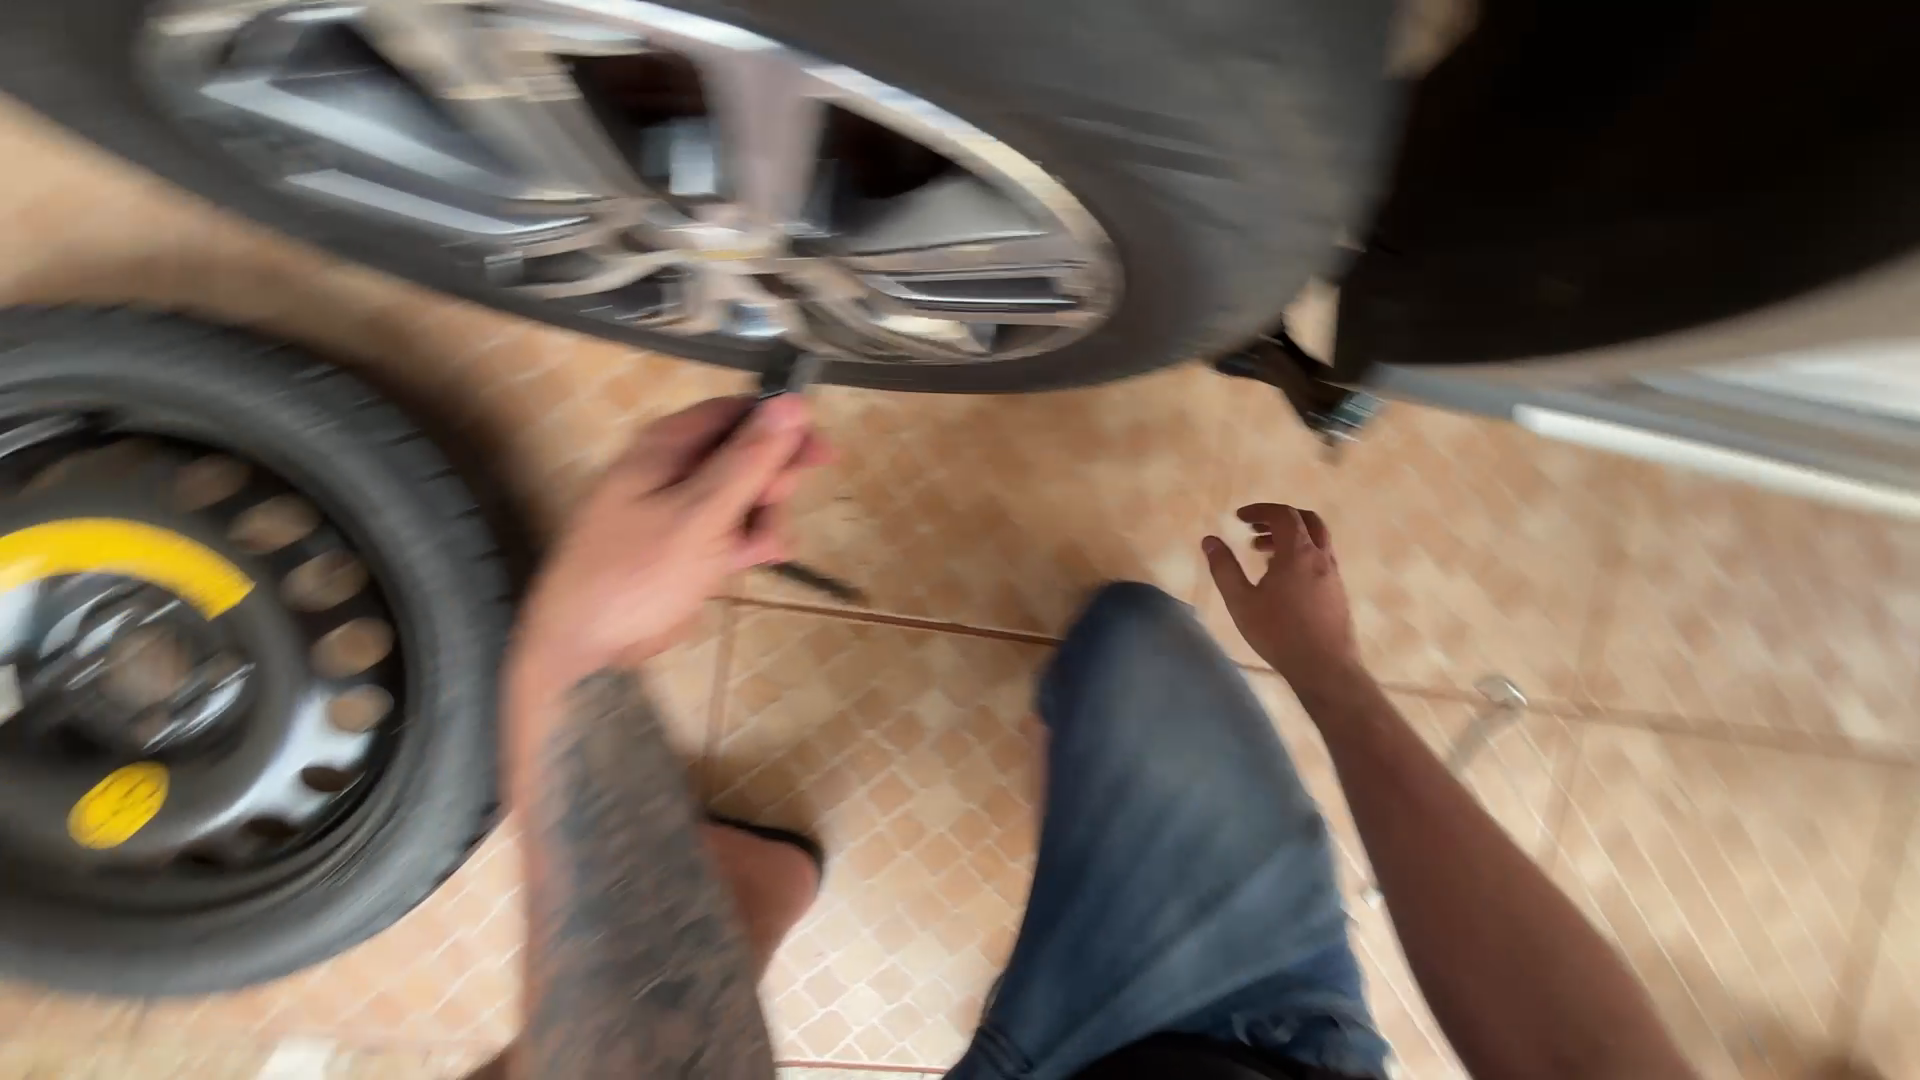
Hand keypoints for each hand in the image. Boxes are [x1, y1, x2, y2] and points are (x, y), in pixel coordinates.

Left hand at [516, 394, 829, 685]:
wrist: (587, 641)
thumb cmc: (637, 572)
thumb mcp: (701, 513)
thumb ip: (749, 460)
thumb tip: (793, 403)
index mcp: (670, 445)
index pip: (739, 413)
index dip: (783, 427)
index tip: (822, 453)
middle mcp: (678, 467)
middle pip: (750, 455)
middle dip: (773, 483)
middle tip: (774, 510)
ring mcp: (685, 507)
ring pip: (750, 496)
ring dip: (766, 519)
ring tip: (762, 550)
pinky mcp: (693, 543)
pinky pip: (737, 529)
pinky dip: (751, 541)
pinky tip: (757, 560)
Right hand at [1203, 503, 1363, 692]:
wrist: (1325, 667)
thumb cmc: (1278, 632)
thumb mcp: (1241, 601)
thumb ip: (1224, 568)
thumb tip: (1210, 540)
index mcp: (1298, 553)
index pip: (1284, 515)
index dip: (1260, 511)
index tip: (1239, 518)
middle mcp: (1321, 557)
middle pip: (1307, 520)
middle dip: (1279, 518)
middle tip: (1254, 529)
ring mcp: (1333, 575)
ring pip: (1316, 540)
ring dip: (1290, 537)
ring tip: (1262, 553)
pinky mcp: (1337, 592)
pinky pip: (1320, 559)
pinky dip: (1300, 554)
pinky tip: (1281, 579)